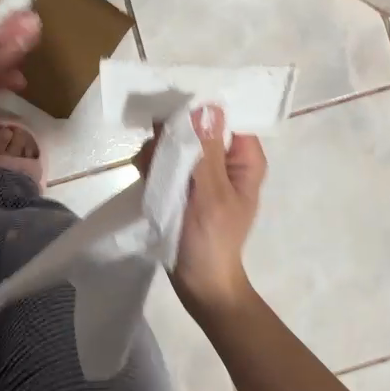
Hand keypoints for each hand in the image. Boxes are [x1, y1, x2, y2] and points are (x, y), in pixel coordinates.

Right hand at [141, 105, 266, 316]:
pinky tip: (145, 182)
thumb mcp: (212, 195)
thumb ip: (206, 151)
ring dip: (157, 153)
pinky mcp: (179, 181)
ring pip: (172, 140)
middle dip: (171, 137)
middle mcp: (223, 157)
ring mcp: (199, 169)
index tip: (171, 116)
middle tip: (158, 158)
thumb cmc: (213, 240)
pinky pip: (161, 158)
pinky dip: (150, 166)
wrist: (198, 283)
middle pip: (192, 125)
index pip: (223, 116)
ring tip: (151, 176)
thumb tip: (206, 107)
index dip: (198, 110)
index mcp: (244, 157)